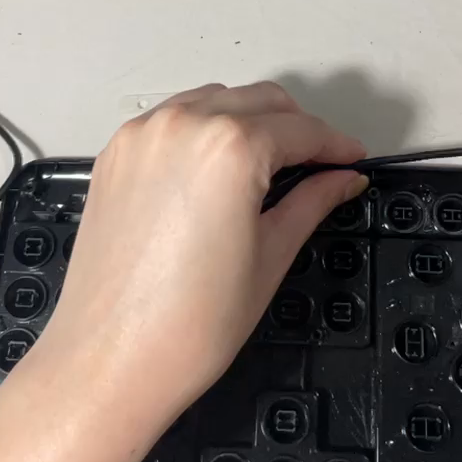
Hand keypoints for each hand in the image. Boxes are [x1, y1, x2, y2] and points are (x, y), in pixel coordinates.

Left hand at [27, 82, 366, 431]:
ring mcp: (143, 135)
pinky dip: (205, 128)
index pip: (302, 130)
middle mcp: (183, 125)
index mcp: (229, 148)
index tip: (352, 159)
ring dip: (251, 120)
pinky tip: (217, 167)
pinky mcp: (116, 153)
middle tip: (319, 165)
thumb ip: (313, 202)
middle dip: (298, 127)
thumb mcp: (270, 256)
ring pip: (216, 100)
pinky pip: (174, 118)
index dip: (336, 145)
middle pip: (262, 101)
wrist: (109, 361)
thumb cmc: (190, 324)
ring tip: (271, 165)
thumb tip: (344, 178)